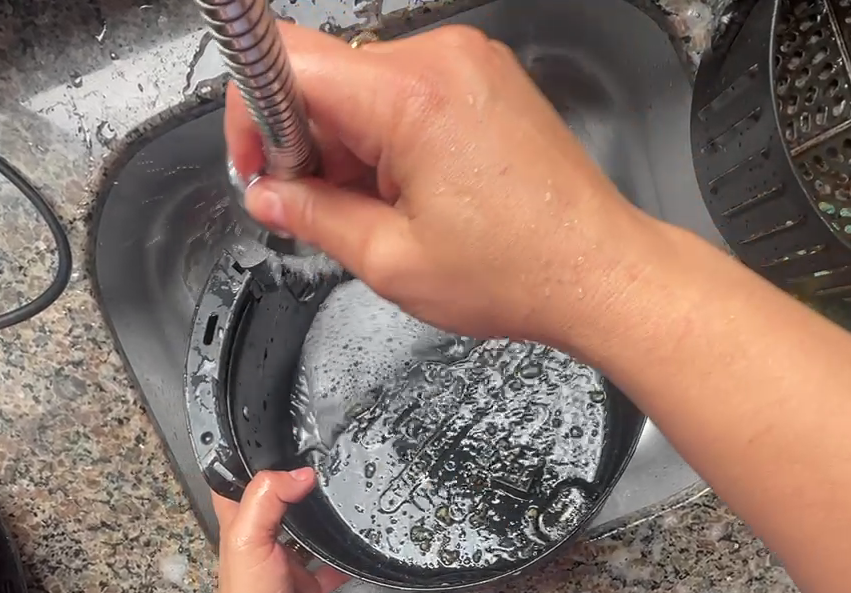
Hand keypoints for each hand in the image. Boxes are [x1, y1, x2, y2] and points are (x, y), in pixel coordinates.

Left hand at [210, 469, 348, 592]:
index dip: (249, 457)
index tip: (273, 434)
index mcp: (239, 527)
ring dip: (320, 516)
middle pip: (276, 502)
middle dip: (294, 482)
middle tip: (321, 459)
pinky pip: (329, 566)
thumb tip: (299, 474)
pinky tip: (359, 544)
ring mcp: (285, 565)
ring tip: (344, 492)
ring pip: (305, 531)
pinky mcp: (307, 587)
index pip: (238, 481)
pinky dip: (343, 557)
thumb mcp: (249, 544)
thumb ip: (268, 501)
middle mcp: (261, 542)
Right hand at [225, 23, 655, 349]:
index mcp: (411, 97)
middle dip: (310, 147)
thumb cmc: (519, 272)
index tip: (259, 169)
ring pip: (366, 90)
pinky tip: (412, 197)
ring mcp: (470, 66)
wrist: (596, 272)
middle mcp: (443, 61)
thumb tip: (269, 197)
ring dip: (353, 151)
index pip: (288, 63)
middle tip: (326, 211)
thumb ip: (315, 220)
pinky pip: (408, 96)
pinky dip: (391, 143)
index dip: (253, 117)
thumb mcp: (393, 262)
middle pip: (328, 77)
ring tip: (387, 215)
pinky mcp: (486, 83)